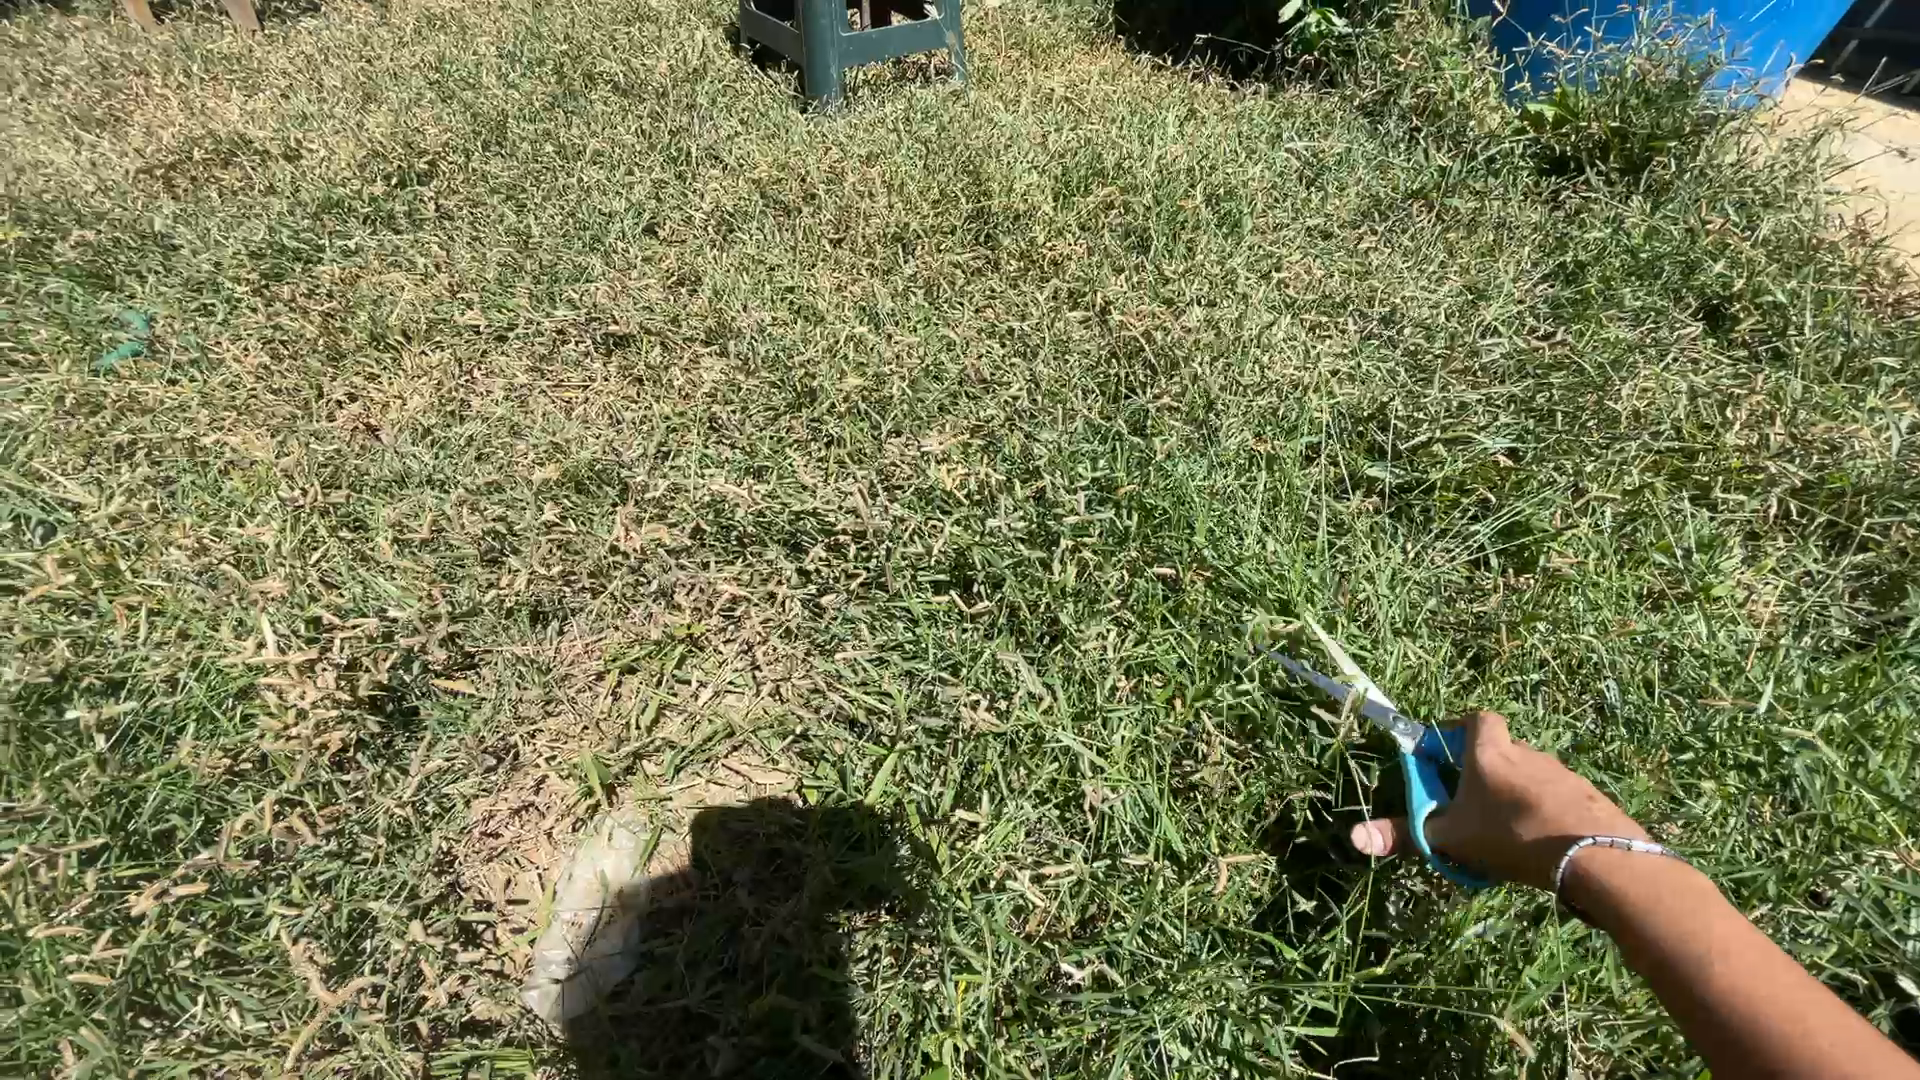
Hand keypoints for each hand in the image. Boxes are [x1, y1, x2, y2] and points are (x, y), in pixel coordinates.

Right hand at [1348, 710, 1647, 889]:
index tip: (1448, 749)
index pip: (1476, 719)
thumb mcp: (1451, 838)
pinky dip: (1551, 815)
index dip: (1460, 728)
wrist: (1603, 861)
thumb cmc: (1513, 836)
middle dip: (1487, 770)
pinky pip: (1564, 800)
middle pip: (1503, 750)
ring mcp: (1566, 776)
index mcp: (1488, 753)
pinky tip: (1545, 845)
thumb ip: (1405, 836)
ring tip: (1510, 830)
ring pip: (1533, 777)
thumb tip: (1354, 838)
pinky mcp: (1595, 801)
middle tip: (1472, 801)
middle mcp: (1527, 754)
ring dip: (1520, 795)